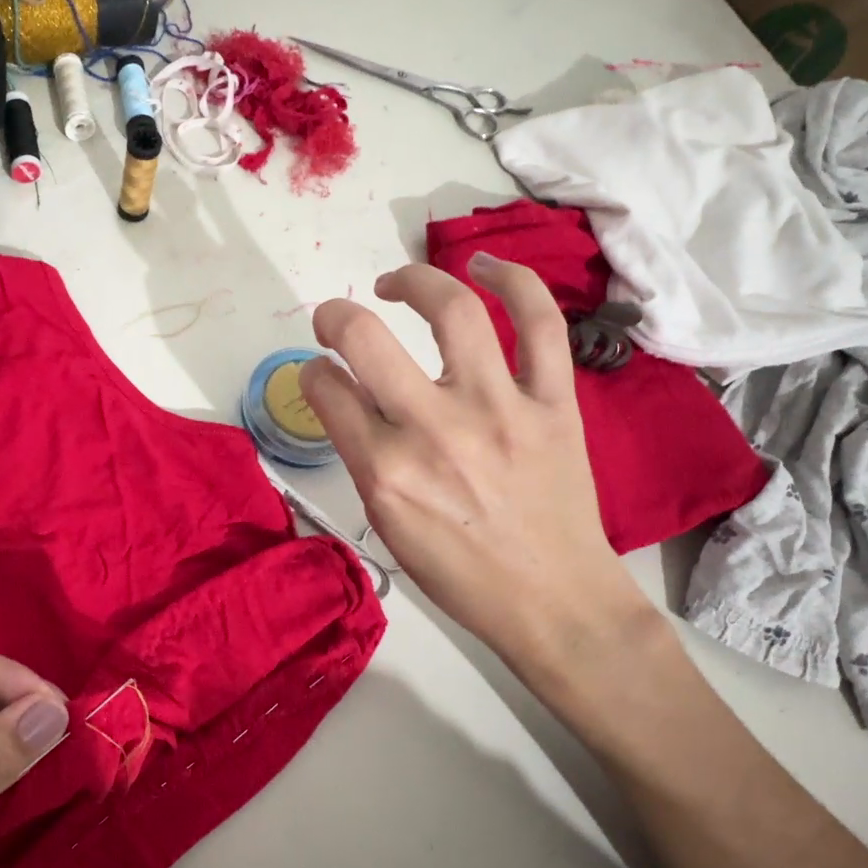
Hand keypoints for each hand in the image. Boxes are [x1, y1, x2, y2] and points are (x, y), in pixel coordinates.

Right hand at [299, 256, 655, 679]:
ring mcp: (500, 409)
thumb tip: (345, 396)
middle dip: (334, 316)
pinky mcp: (554, 403)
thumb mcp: (384, 524)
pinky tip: (485, 266)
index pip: (326, 391)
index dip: (313, 373)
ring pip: (452, 312)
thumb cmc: (458, 572)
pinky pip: (540, 324)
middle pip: (366, 340)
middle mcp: (435, 430)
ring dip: (414, 281)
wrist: (553, 601)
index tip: (321, 375)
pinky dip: (514, 282)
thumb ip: (360, 455)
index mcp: (384, 471)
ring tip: (398, 281)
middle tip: (334, 318)